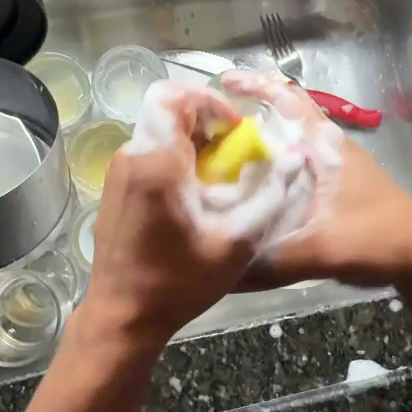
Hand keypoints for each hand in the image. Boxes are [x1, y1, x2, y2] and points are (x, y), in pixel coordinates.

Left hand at [76, 82, 306, 354]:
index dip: (207, 99)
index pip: (171, 94)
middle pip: (169, 111)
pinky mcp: (117, 189)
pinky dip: (179, 162)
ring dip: (195, 145)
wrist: (123, 316)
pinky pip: (151, 155)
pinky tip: (197, 200)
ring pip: (160, 133)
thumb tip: (295, 157)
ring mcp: (119, 172)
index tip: (233, 130)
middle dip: (208, 125)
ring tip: (221, 182)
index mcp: (155, 161)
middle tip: (236, 157)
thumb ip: (270, 195)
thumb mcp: (236, 242)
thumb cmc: (177, 281)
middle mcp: (131, 156)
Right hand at [217, 70, 411, 290]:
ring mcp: (332, 167)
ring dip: (254, 148)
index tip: (220, 84)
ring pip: (285, 146)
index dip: (255, 84)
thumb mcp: (322, 250)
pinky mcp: (333, 188)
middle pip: (280, 119)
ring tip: (215, 162)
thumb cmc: (378, 239)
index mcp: (325, 145)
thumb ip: (272, 260)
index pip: (288, 97)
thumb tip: (222, 271)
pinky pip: (291, 170)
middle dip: (243, 120)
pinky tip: (247, 194)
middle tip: (203, 134)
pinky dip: (268, 173)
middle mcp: (327, 148)